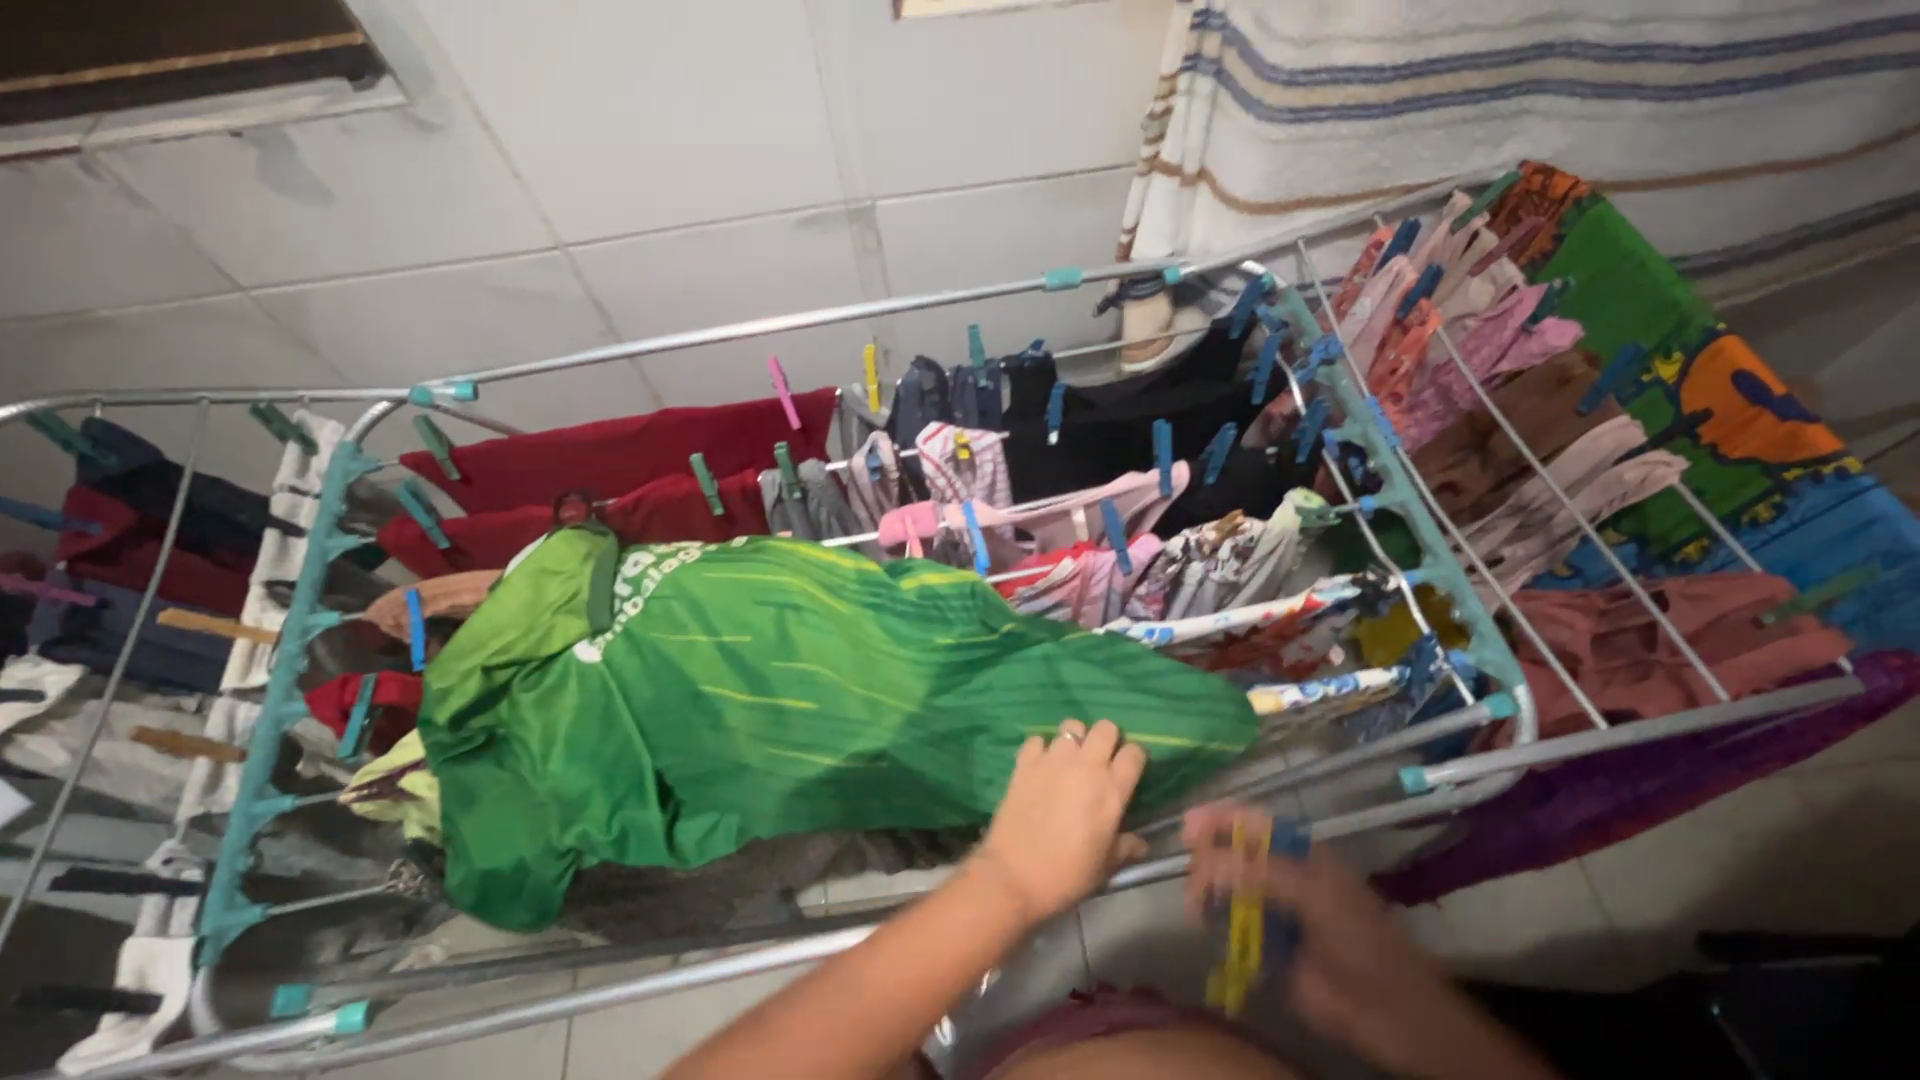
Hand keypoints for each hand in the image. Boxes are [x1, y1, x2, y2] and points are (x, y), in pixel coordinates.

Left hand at [969, 718, 1148, 926]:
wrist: (1014, 875)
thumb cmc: (1067, 874)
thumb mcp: (1105, 866)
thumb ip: (1125, 847)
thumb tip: (1141, 844)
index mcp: (1111, 790)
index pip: (1135, 753)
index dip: (1134, 757)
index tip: (1129, 769)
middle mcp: (1085, 766)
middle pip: (1105, 728)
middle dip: (1107, 738)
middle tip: (1100, 758)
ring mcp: (1053, 761)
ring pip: (1071, 727)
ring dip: (1074, 740)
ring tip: (1069, 759)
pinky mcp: (1025, 763)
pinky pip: (1037, 740)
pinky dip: (1041, 748)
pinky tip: (1040, 765)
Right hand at [1184, 802, 1558, 1079]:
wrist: (1391, 1014)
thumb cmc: (1361, 941)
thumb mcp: (1314, 895)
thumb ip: (1261, 873)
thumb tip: (1207, 860)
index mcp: (1300, 855)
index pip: (1252, 823)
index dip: (1219, 819)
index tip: (1187, 827)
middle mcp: (1282, 878)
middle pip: (1231, 854)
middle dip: (1207, 860)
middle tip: (1194, 883)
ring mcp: (1272, 914)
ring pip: (1225, 891)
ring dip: (1205, 894)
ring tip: (1196, 910)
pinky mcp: (1264, 951)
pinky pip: (1230, 931)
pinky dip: (1214, 926)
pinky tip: (1204, 927)